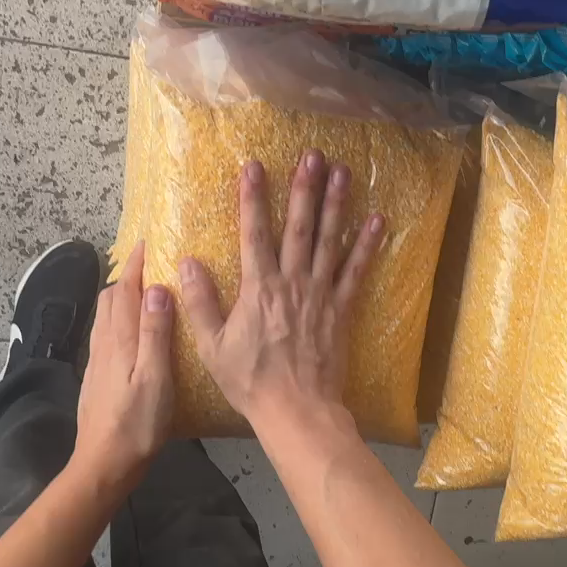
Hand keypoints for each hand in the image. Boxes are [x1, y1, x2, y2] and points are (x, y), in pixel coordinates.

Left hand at [71, 241, 174, 492]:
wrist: (103, 465)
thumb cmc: (137, 424)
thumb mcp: (155, 378)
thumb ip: (155, 333)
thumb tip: (158, 288)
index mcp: (120, 341)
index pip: (125, 290)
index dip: (135, 265)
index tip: (147, 242)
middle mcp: (104, 344)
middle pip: (110, 298)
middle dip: (127, 275)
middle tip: (150, 262)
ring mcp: (97, 361)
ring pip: (105, 315)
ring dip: (121, 294)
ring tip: (144, 288)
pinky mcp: (97, 376)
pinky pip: (106, 332)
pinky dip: (118, 316)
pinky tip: (132, 328)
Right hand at [179, 150, 384, 435]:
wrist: (296, 410)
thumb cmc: (251, 381)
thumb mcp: (212, 346)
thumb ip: (201, 302)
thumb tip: (188, 262)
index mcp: (258, 289)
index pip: (254, 234)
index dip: (253, 198)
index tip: (253, 166)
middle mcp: (292, 283)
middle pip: (299, 227)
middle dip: (304, 189)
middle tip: (312, 156)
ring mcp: (320, 294)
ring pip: (329, 241)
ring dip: (336, 205)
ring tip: (342, 172)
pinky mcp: (341, 309)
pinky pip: (356, 271)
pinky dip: (367, 245)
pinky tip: (378, 220)